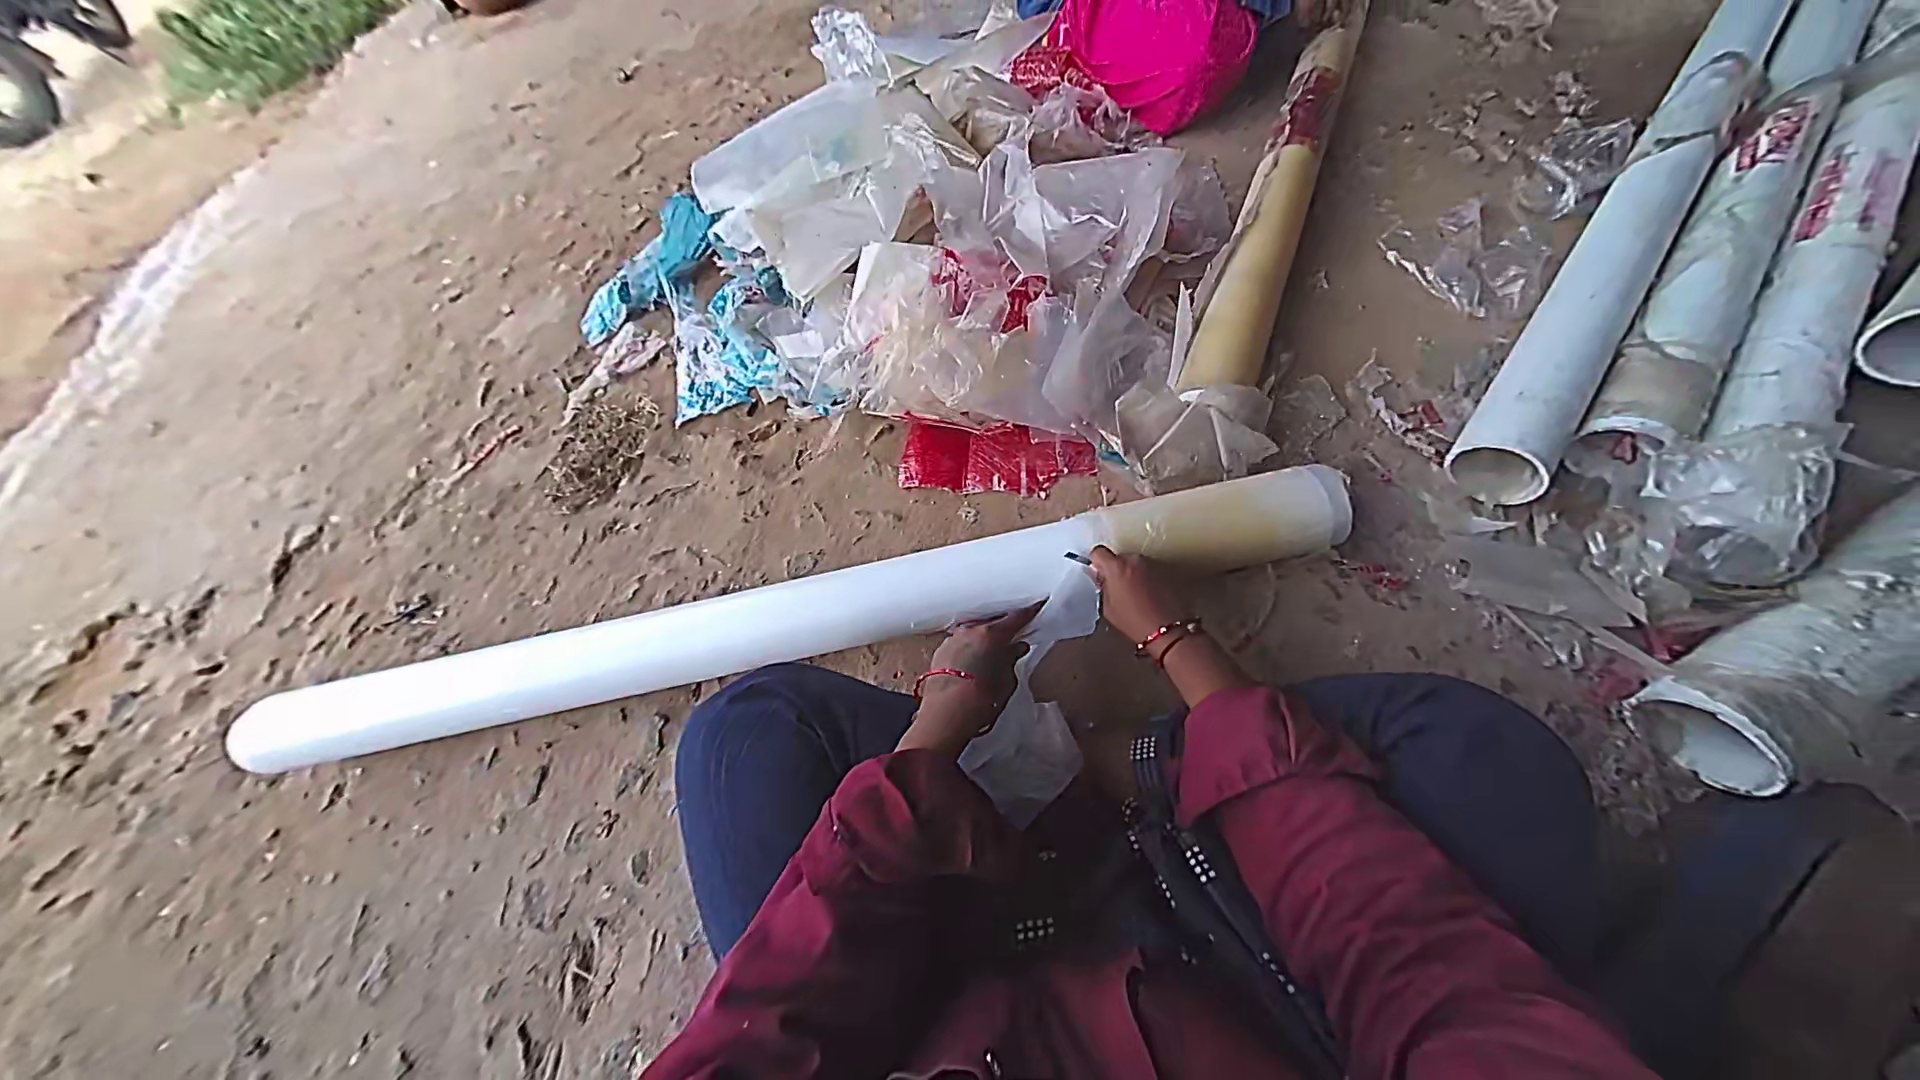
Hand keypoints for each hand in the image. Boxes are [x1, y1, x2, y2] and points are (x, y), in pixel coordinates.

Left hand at [897, 604, 1041, 755]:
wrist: (945, 715)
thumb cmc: (981, 700)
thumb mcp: (1006, 681)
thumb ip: (1011, 660)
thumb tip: (1016, 648)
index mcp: (990, 634)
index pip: (1015, 618)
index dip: (1028, 613)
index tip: (1036, 608)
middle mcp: (969, 631)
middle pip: (991, 622)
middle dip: (1004, 627)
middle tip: (1016, 633)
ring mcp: (952, 639)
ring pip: (973, 631)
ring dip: (984, 637)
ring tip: (994, 646)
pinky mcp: (940, 652)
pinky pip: (960, 643)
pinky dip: (970, 646)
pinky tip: (974, 656)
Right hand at [1086, 547, 1185, 645]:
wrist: (1165, 629)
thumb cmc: (1132, 620)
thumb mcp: (1108, 606)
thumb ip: (1102, 584)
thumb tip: (1098, 573)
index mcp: (1116, 567)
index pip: (1099, 552)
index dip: (1097, 562)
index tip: (1099, 573)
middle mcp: (1134, 559)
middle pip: (1118, 557)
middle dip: (1115, 568)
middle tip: (1117, 587)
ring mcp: (1151, 563)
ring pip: (1133, 562)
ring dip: (1131, 572)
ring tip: (1134, 592)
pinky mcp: (1164, 569)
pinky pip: (1147, 568)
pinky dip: (1144, 576)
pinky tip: (1146, 592)